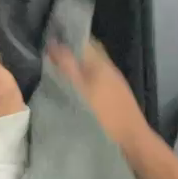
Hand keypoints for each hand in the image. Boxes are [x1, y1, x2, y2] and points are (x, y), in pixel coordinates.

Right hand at [45, 38, 156, 156]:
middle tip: (44, 58)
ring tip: (52, 73)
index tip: (46, 38)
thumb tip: (53, 42)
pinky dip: (80, 82)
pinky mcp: (114, 97)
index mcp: (100, 62)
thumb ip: (67, 66)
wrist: (132, 142)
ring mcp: (113, 83)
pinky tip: (69, 91)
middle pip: (86, 53)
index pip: (82, 39)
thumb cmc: (104, 115)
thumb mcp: (80, 90)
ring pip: (89, 68)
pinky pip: (93, 82)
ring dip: (73, 69)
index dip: (65, 36)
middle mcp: (108, 68)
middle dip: (67, 53)